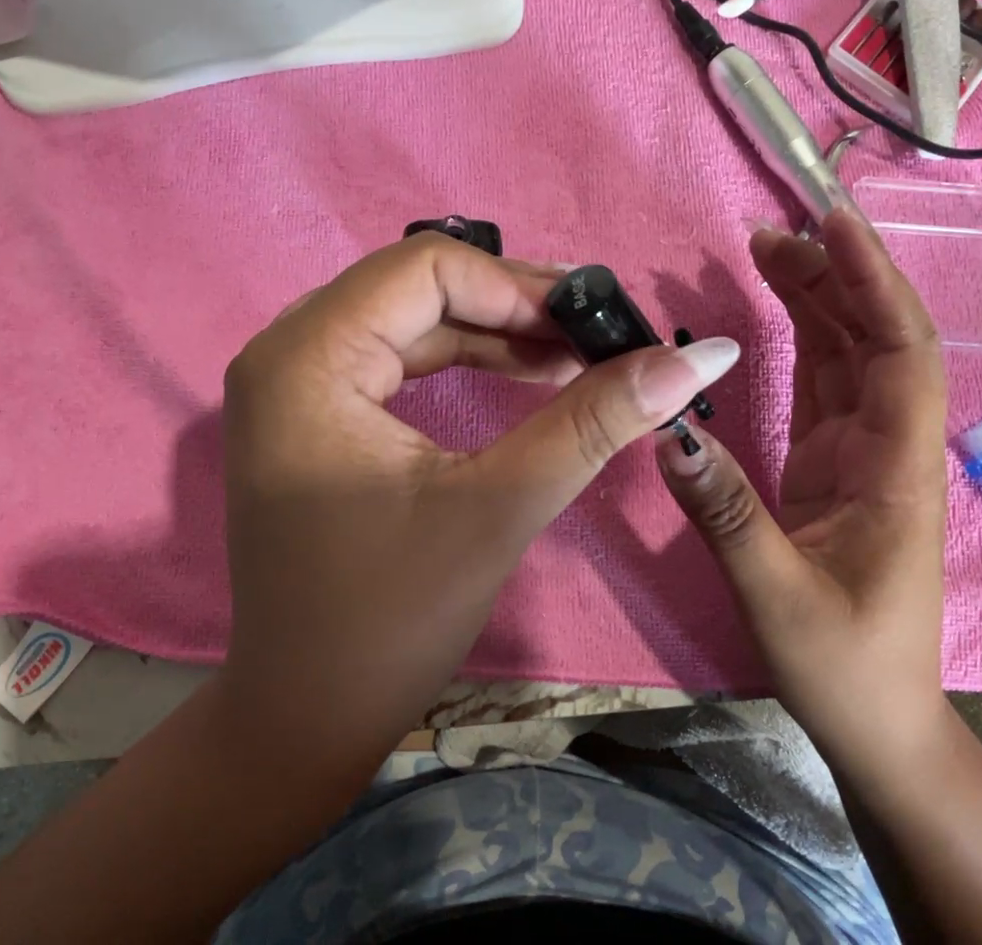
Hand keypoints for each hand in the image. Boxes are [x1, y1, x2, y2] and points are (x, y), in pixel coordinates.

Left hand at [219, 233, 740, 748]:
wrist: (307, 713)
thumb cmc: (393, 618)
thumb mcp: (499, 507)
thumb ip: (593, 420)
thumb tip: (700, 356)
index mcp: (305, 359)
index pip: (426, 268)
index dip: (522, 286)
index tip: (599, 327)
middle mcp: (282, 354)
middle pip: (411, 289)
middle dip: (511, 308)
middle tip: (597, 340)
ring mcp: (286, 388)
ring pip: (401, 325)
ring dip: (488, 335)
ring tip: (572, 360)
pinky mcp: (303, 421)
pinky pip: (384, 364)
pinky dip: (452, 366)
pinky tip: (514, 378)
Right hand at [655, 208, 948, 759]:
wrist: (877, 720)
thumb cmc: (844, 665)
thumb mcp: (777, 595)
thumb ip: (726, 513)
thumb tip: (668, 433)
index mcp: (895, 471)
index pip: (901, 354)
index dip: (872, 283)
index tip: (831, 224)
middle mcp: (886, 450)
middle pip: (875, 341)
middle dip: (833, 277)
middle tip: (769, 233)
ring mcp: (860, 458)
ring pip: (849, 359)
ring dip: (817, 301)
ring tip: (766, 253)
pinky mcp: (832, 471)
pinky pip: (823, 389)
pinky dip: (802, 343)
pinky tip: (772, 315)